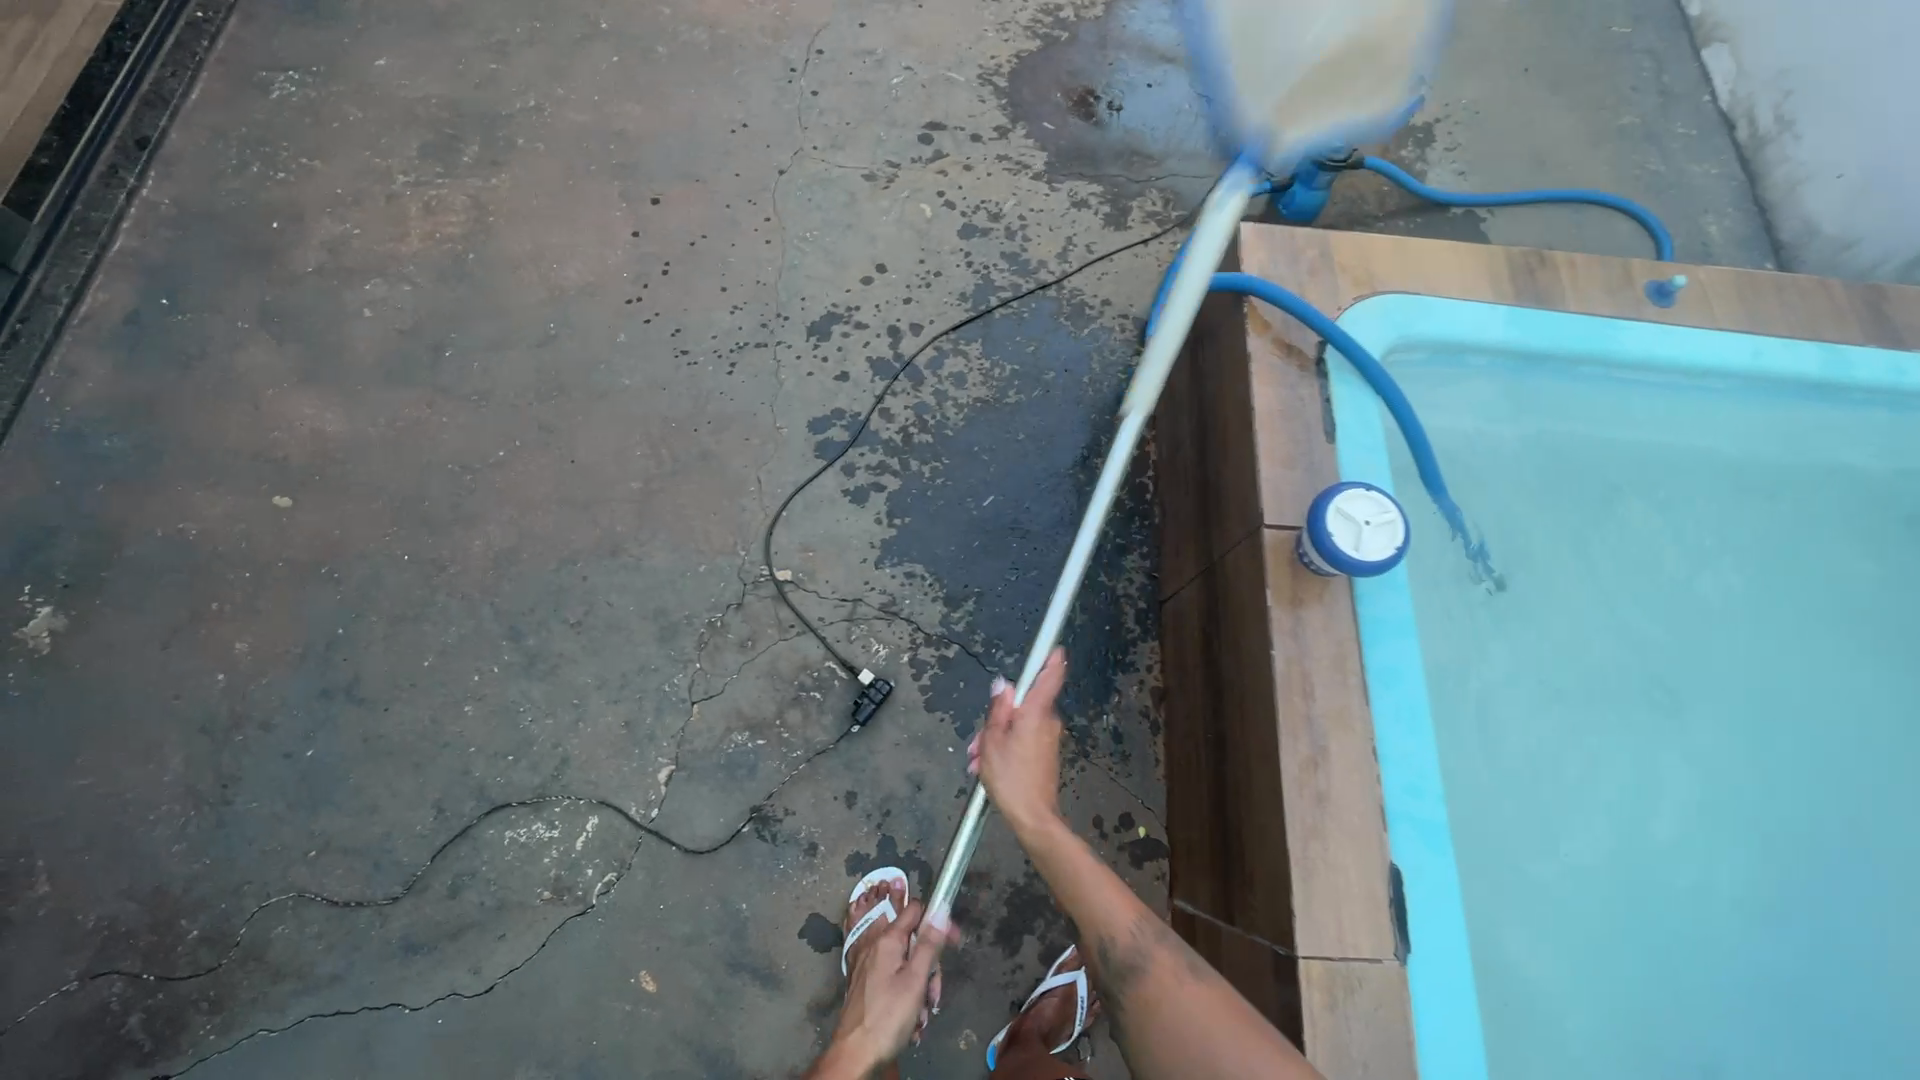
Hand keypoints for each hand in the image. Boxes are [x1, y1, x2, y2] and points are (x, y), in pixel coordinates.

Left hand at [826, 898, 949, 1073]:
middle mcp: (875, 947)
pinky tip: (909, 1021)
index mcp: (887, 940)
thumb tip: (940, 909)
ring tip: (920, 1015)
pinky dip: (906, 998)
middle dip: (929, 969)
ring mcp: (869, 967)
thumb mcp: (916, 979)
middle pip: (914, 943)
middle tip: (932, 995)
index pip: (915, 910)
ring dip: (920, 990)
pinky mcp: (867, 986)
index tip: (952, 941)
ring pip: (906, 966)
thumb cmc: (887, 1016)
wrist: (855, 1054)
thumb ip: (929, 943)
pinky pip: (894, 981)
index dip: (936, 922)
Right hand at [968, 647, 1067, 835]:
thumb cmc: (1010, 777)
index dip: (1052, 660)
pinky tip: (987, 766)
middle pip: (1024, 704)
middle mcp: (1047, 721)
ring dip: (996, 737)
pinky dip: (1005, 748)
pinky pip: (1023, 739)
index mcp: (1036, 713)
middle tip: (978, 741)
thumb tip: (1005, 686)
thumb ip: (998, 710)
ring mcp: (1049, 738)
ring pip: (1019, 724)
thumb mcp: (993, 740)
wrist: (1033, 816)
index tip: (1055, 647)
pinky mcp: (1045, 753)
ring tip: (978, 759)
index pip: (1050, 678)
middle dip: (998, 716)